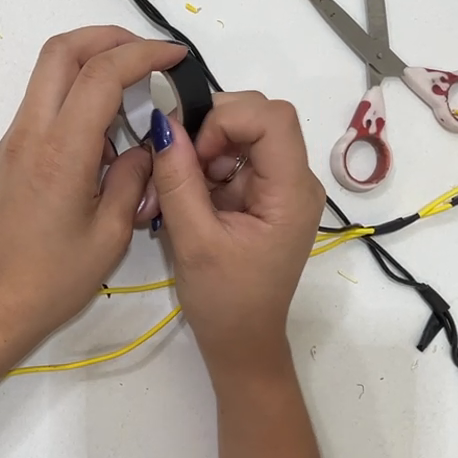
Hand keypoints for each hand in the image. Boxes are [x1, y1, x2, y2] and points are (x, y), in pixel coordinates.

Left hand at [0, 27, 188, 355]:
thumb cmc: (54, 279)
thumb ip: (136, 177)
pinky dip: (76, 94)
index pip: (101, 73)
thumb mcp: (111, 233)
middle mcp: (30, 133)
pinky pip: (44, 102)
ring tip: (133, 96)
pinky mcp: (11, 153)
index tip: (176, 58)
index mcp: (60, 151)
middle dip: (109, 38)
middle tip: (149, 56)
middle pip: (62, 50)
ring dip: (91, 64)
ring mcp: (15, 140)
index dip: (143, 54)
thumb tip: (149, 143)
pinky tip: (107, 130)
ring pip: (49, 72)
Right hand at [148, 92, 326, 367]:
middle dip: (210, 130)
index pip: (271, 117)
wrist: (241, 340)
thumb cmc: (223, 300)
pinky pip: (233, 157)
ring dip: (202, 150)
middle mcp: (294, 180)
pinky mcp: (262, 194)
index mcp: (291, 192)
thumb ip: (177, 180)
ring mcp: (279, 186)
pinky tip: (187, 198)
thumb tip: (162, 124)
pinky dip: (203, 167)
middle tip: (179, 168)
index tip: (194, 155)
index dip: (226, 120)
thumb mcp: (193, 240)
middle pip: (258, 116)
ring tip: (177, 189)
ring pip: (242, 133)